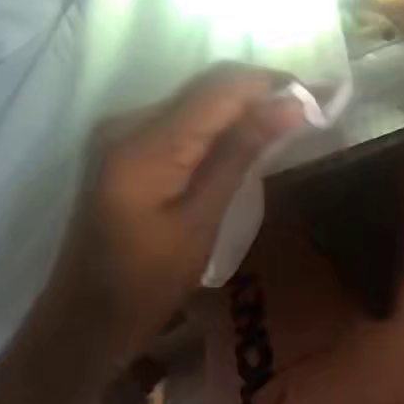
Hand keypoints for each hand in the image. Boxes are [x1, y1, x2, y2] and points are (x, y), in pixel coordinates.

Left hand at [33, 64, 306, 376]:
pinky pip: (180, 116)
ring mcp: (120, 130)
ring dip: (242, 103)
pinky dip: (217, 120)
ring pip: (195, 97)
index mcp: (144, 145)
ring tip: (291, 118)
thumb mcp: (200, 225)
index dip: (273, 83)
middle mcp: (126, 121)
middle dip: (261, 90)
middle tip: (314, 107)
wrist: (81, 320)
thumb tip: (290, 105)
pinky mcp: (122, 143)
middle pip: (206, 85)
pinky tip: (246, 135)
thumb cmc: (144, 288)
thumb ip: (239, 155)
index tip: (322, 95)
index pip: (219, 88)